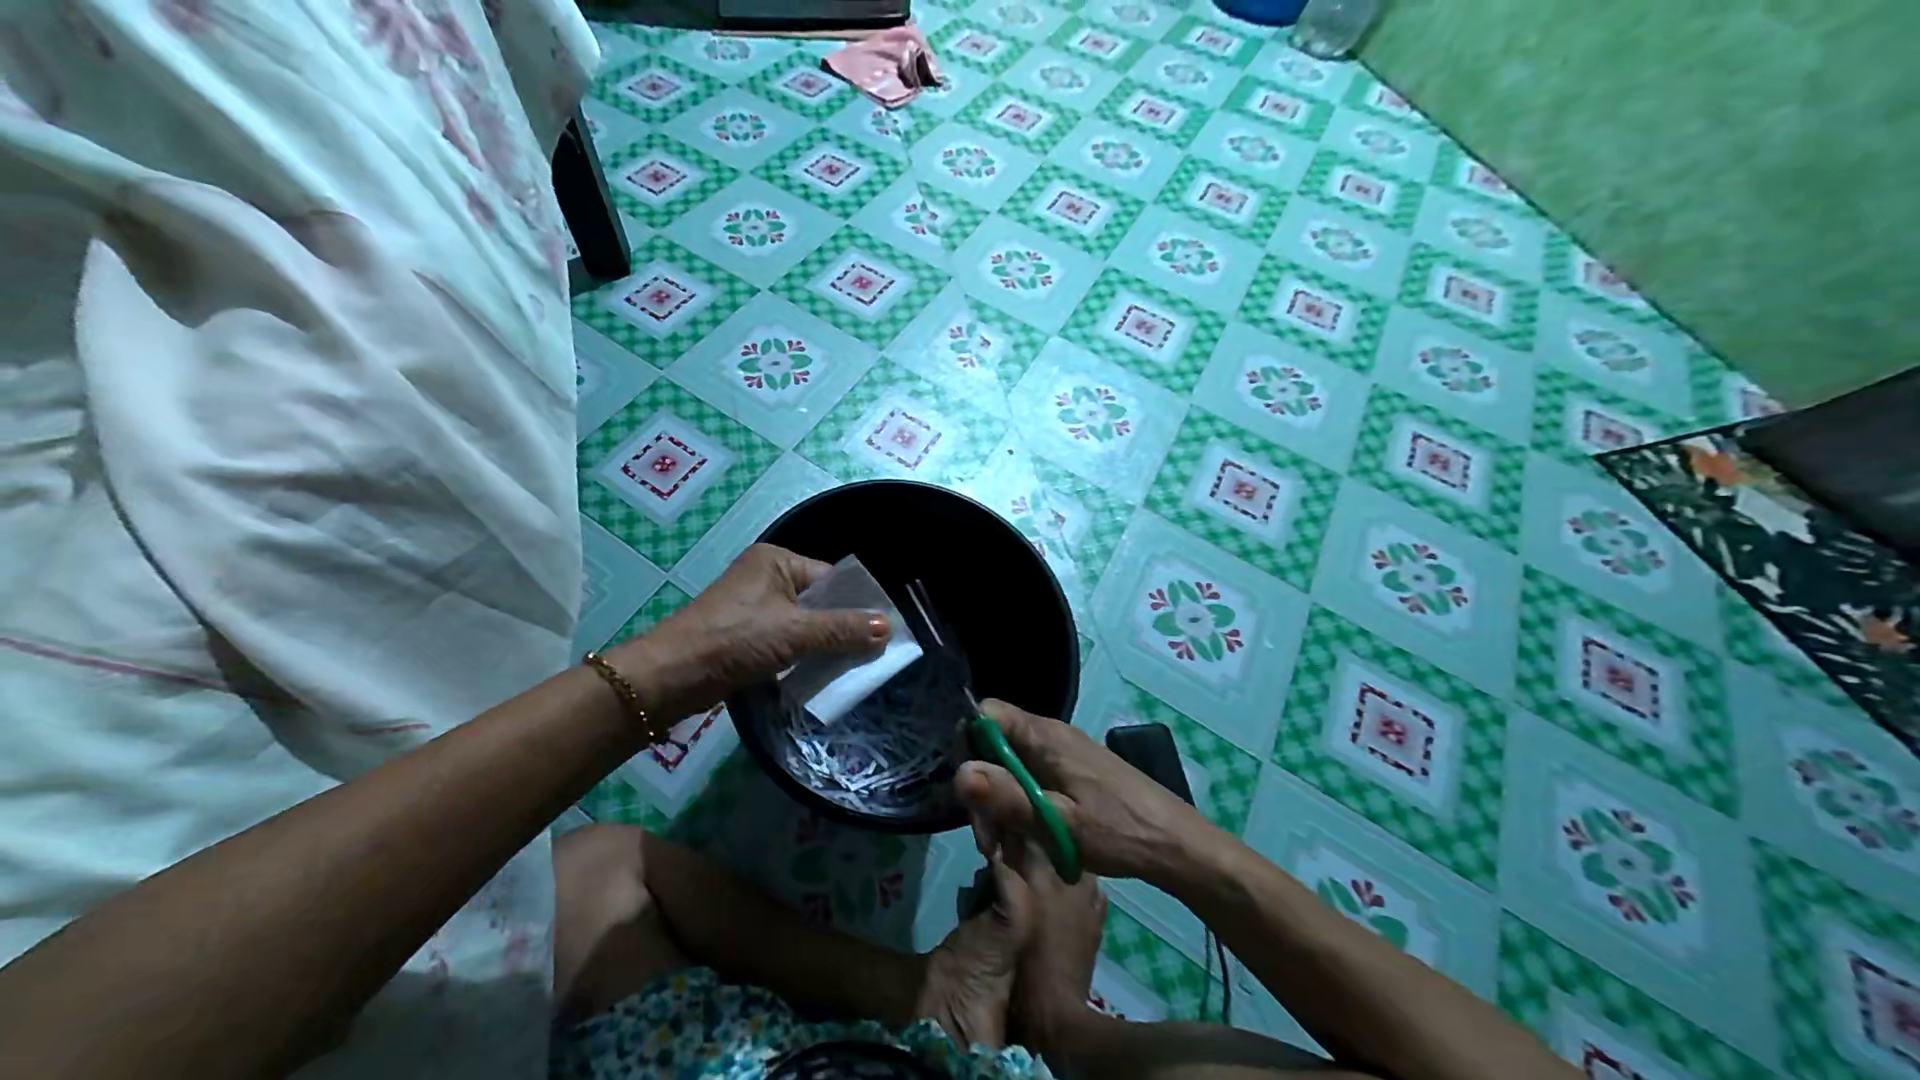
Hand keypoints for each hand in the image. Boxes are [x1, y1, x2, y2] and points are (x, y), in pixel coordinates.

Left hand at [613, 544, 887, 720]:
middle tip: (877, 651)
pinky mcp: (747, 636)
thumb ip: (843, 629)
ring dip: (826, 645)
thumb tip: (888, 627)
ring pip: (806, 624)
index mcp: (777, 561)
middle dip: (845, 626)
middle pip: (821, 601)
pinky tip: (825, 673)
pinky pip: (789, 641)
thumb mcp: (795, 632)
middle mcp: (767, 578)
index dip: (859, 603)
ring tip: (856, 666)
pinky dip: (806, 656)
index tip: (886, 629)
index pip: (832, 578)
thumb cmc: (734, 641)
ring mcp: (755, 608)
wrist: (671, 677)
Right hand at [956, 700, 1211, 883]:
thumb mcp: (1058, 822)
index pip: (987, 714)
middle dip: (983, 788)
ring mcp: (1063, 754)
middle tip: (989, 840)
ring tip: (1006, 848)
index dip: (969, 744)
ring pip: (1012, 767)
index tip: (968, 791)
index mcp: (1045, 736)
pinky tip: (1027, 839)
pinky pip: (1032, 779)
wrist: (1177, 845)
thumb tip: (959, 773)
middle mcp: (1051, 735)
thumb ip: (1008, 798)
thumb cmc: (1120, 831)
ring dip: (1002, 803)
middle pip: (996, 745)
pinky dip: (1022, 806)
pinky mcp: (1073, 773)